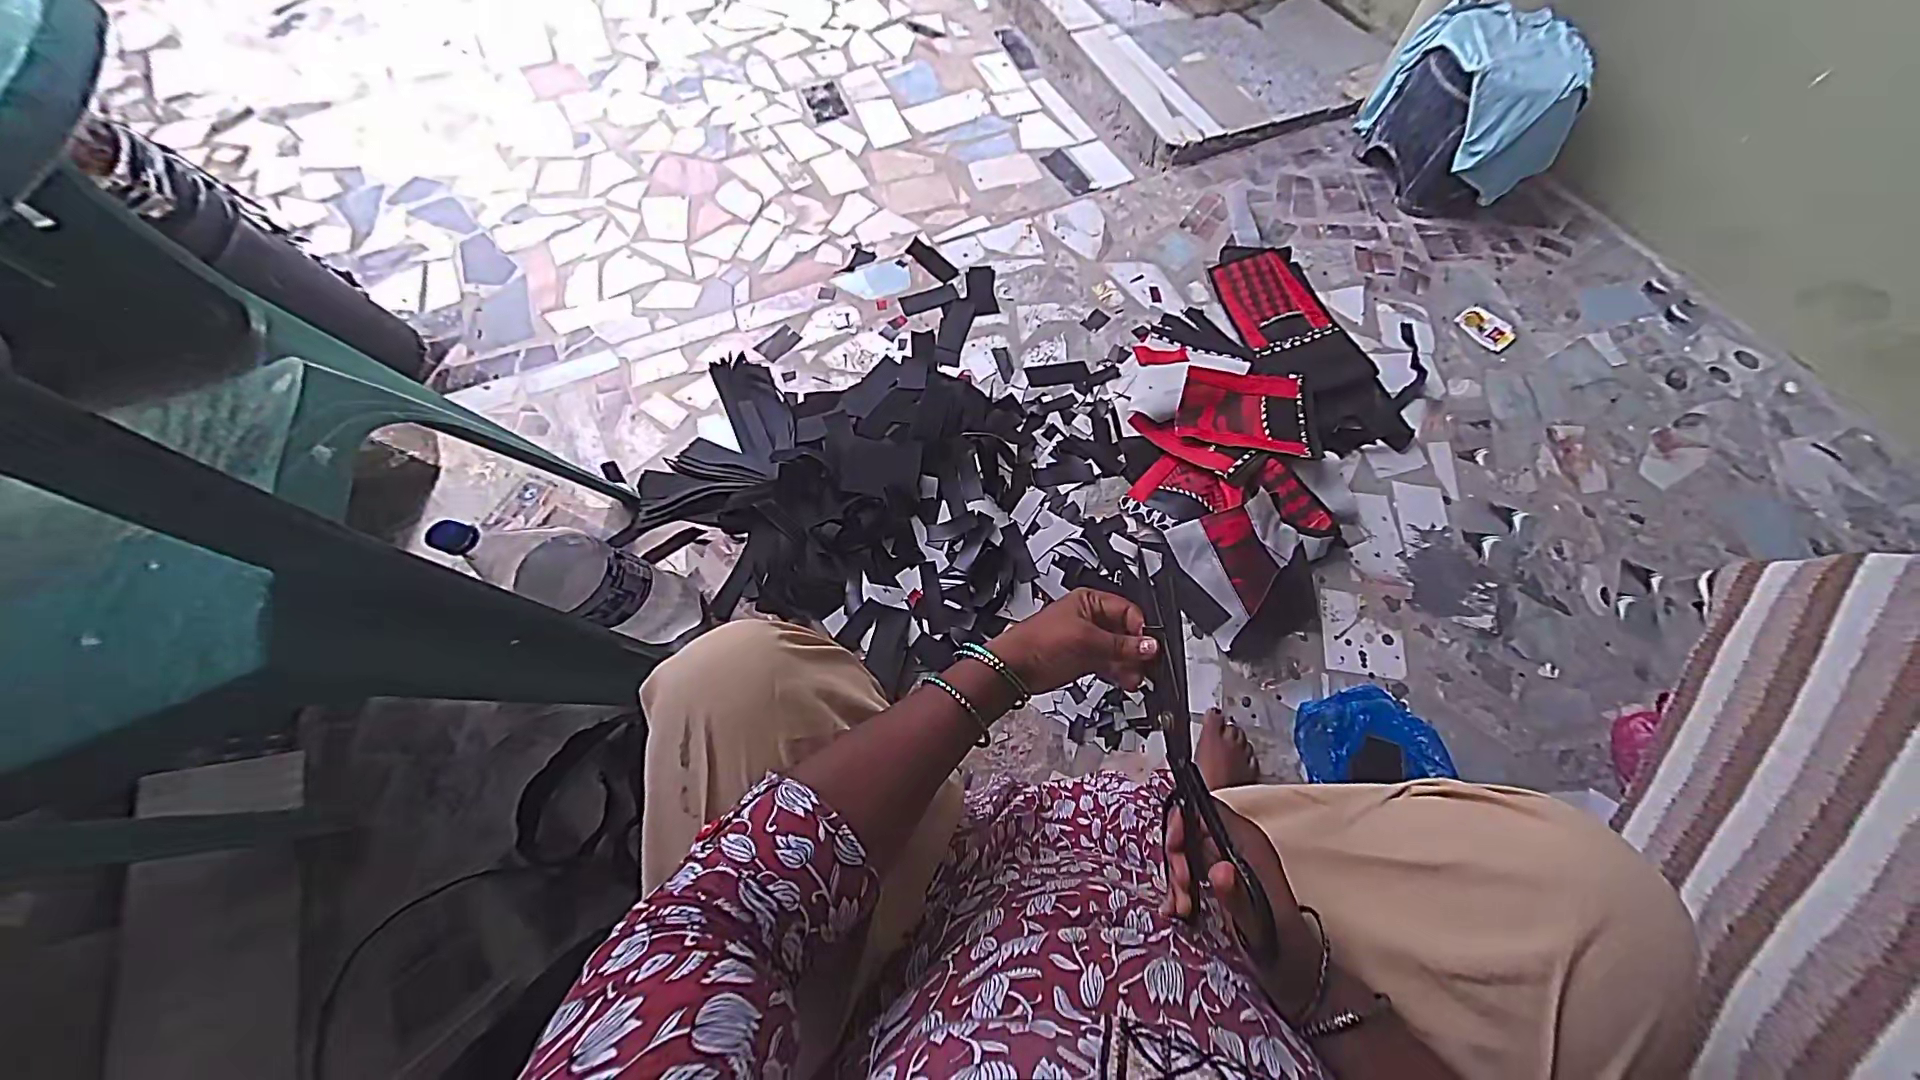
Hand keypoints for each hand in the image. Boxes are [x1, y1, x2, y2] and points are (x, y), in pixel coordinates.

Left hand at [985, 587, 1158, 692]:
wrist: (1015, 667)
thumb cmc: (1038, 642)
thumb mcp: (1087, 640)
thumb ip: (1120, 645)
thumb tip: (1149, 645)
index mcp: (1090, 601)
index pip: (1128, 611)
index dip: (1140, 629)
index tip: (1148, 647)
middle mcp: (1090, 618)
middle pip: (1125, 632)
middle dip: (1136, 649)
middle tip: (1145, 665)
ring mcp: (1087, 640)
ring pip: (1118, 651)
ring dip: (1129, 664)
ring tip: (1135, 677)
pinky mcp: (1083, 659)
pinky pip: (1109, 664)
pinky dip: (1118, 672)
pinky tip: (1126, 681)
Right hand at [1161, 796, 1320, 1019]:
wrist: (1300, 982)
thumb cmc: (1283, 954)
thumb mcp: (1256, 927)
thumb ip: (1236, 896)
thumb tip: (1217, 868)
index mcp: (1250, 844)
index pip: (1208, 808)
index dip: (1183, 819)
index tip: (1173, 847)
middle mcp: (1240, 846)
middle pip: (1193, 829)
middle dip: (1178, 857)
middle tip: (1180, 889)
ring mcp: (1232, 861)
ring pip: (1189, 851)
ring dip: (1177, 877)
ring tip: (1181, 907)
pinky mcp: (1225, 879)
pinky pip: (1194, 869)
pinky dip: (1181, 886)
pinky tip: (1178, 908)